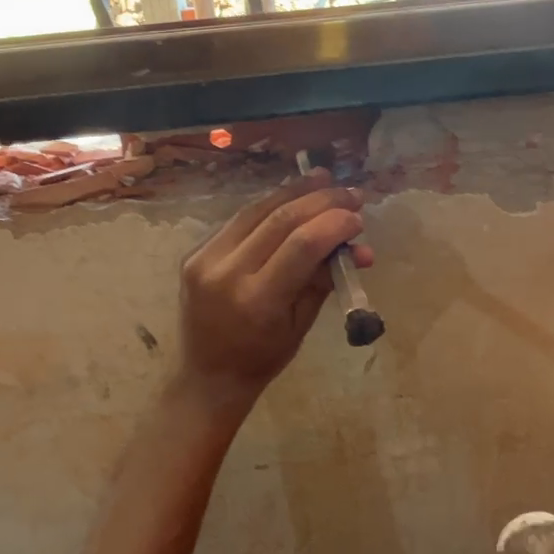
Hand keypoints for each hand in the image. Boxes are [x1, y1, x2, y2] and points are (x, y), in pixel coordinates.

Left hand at [177, 168, 375, 395]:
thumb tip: (359, 247)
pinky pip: (239, 221)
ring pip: (256, 210)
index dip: (334, 224)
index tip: (358, 217)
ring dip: (294, 192)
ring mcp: (205, 260)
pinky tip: (292, 198)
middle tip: (350, 192)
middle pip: (280, 220)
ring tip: (325, 179)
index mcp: (258, 301)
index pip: (302, 245)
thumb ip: (325, 279)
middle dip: (321, 201)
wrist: (208, 374)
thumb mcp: (302, 324)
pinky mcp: (195, 253)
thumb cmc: (263, 357)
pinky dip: (270, 207)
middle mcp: (227, 274)